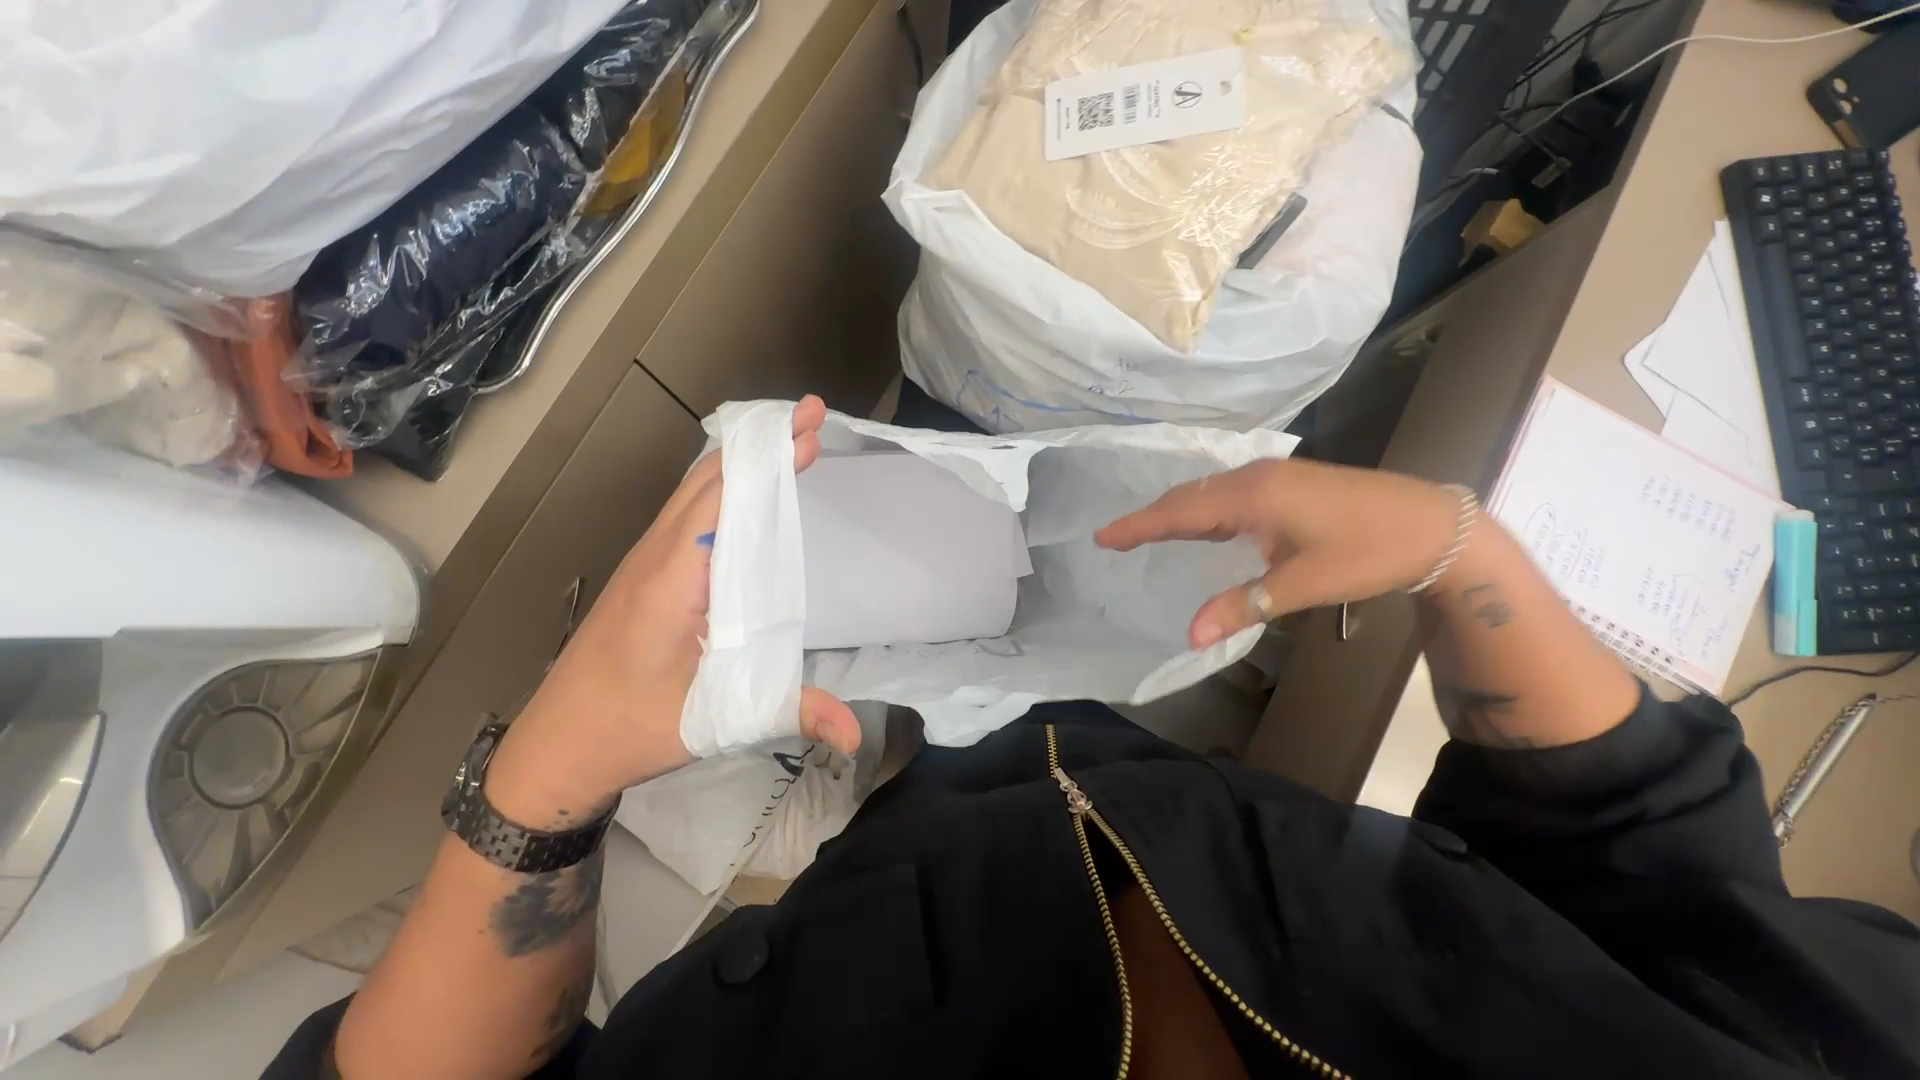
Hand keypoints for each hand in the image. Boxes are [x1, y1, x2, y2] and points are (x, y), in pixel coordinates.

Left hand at [485, 396, 861, 822]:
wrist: (557, 746)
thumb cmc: (631, 727)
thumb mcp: (718, 719)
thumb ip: (794, 714)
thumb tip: (860, 736)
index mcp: (675, 578)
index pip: (725, 497)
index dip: (769, 460)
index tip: (809, 429)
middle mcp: (657, 555)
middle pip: (709, 478)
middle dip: (762, 444)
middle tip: (814, 419)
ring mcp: (644, 560)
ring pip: (692, 489)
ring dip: (741, 460)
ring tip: (789, 441)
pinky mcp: (643, 573)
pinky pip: (685, 509)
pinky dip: (722, 484)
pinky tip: (744, 491)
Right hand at [1096, 458, 1460, 649]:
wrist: (1437, 527)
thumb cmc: (1369, 553)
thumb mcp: (1302, 584)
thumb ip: (1242, 605)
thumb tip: (1190, 636)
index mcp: (1254, 495)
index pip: (1181, 511)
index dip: (1140, 525)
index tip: (1103, 536)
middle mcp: (1257, 477)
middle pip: (1190, 496)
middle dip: (1151, 517)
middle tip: (1115, 538)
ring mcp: (1276, 477)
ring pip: (1211, 492)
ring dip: (1177, 511)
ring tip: (1147, 532)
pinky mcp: (1291, 484)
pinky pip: (1230, 493)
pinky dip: (1205, 510)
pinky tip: (1203, 526)